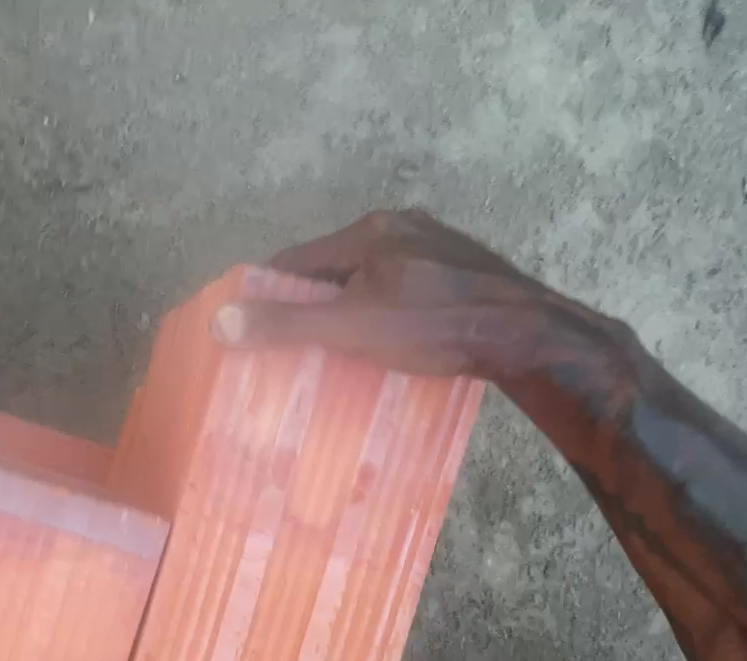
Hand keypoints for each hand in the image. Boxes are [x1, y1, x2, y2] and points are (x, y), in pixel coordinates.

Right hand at [212, 210, 637, 382]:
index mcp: (369, 231)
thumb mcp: (349, 328)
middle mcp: (400, 227)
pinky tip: (381, 338)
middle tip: (289, 345)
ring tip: (331, 347)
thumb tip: (218, 321)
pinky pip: (397, 287)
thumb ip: (285, 325)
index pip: (296, 260)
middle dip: (305, 303)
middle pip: (330, 268)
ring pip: (365, 278)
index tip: (251, 328)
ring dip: (342, 307)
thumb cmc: (433, 326)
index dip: (268, 294)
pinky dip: (377, 309)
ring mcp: (434, 246)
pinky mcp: (457, 270)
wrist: (528, 335)